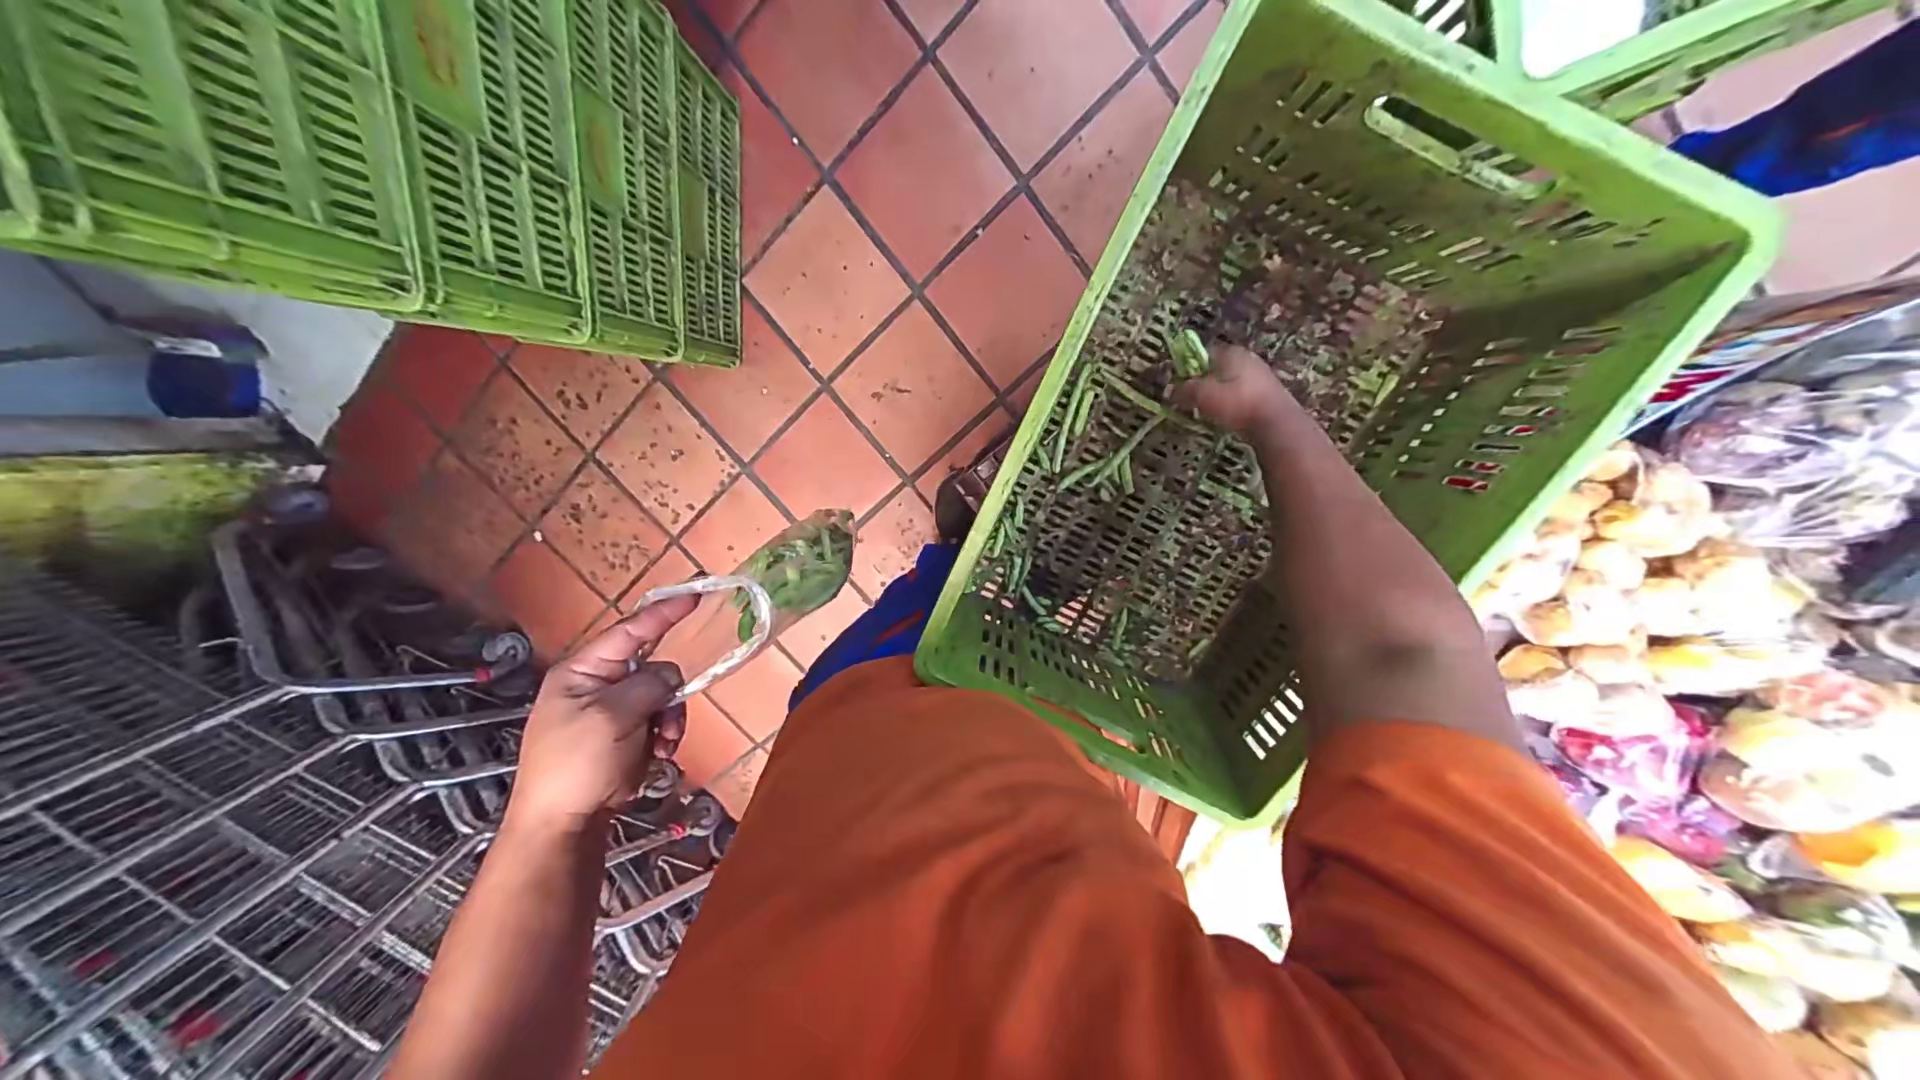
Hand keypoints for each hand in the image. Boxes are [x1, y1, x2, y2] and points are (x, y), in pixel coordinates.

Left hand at [507, 594, 699, 830]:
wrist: (563, 824)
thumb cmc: (577, 764)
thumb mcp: (613, 716)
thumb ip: (648, 685)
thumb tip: (670, 676)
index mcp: (583, 672)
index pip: (630, 632)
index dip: (663, 613)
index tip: (694, 596)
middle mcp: (598, 685)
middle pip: (653, 669)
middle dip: (667, 695)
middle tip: (665, 722)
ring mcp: (612, 712)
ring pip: (662, 697)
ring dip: (669, 720)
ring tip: (661, 747)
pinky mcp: (625, 735)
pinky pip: (660, 721)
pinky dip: (665, 736)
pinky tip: (657, 756)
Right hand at [1171, 343, 1297, 435]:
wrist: (1276, 422)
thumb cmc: (1237, 403)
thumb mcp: (1203, 396)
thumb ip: (1185, 390)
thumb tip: (1170, 390)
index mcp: (1231, 352)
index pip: (1204, 353)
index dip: (1190, 367)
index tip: (1181, 382)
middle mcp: (1248, 358)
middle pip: (1218, 367)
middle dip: (1205, 381)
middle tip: (1193, 398)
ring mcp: (1261, 375)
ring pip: (1231, 381)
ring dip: (1220, 393)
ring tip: (1210, 409)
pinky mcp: (1269, 392)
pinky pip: (1243, 393)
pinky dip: (1234, 402)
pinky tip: (1229, 415)